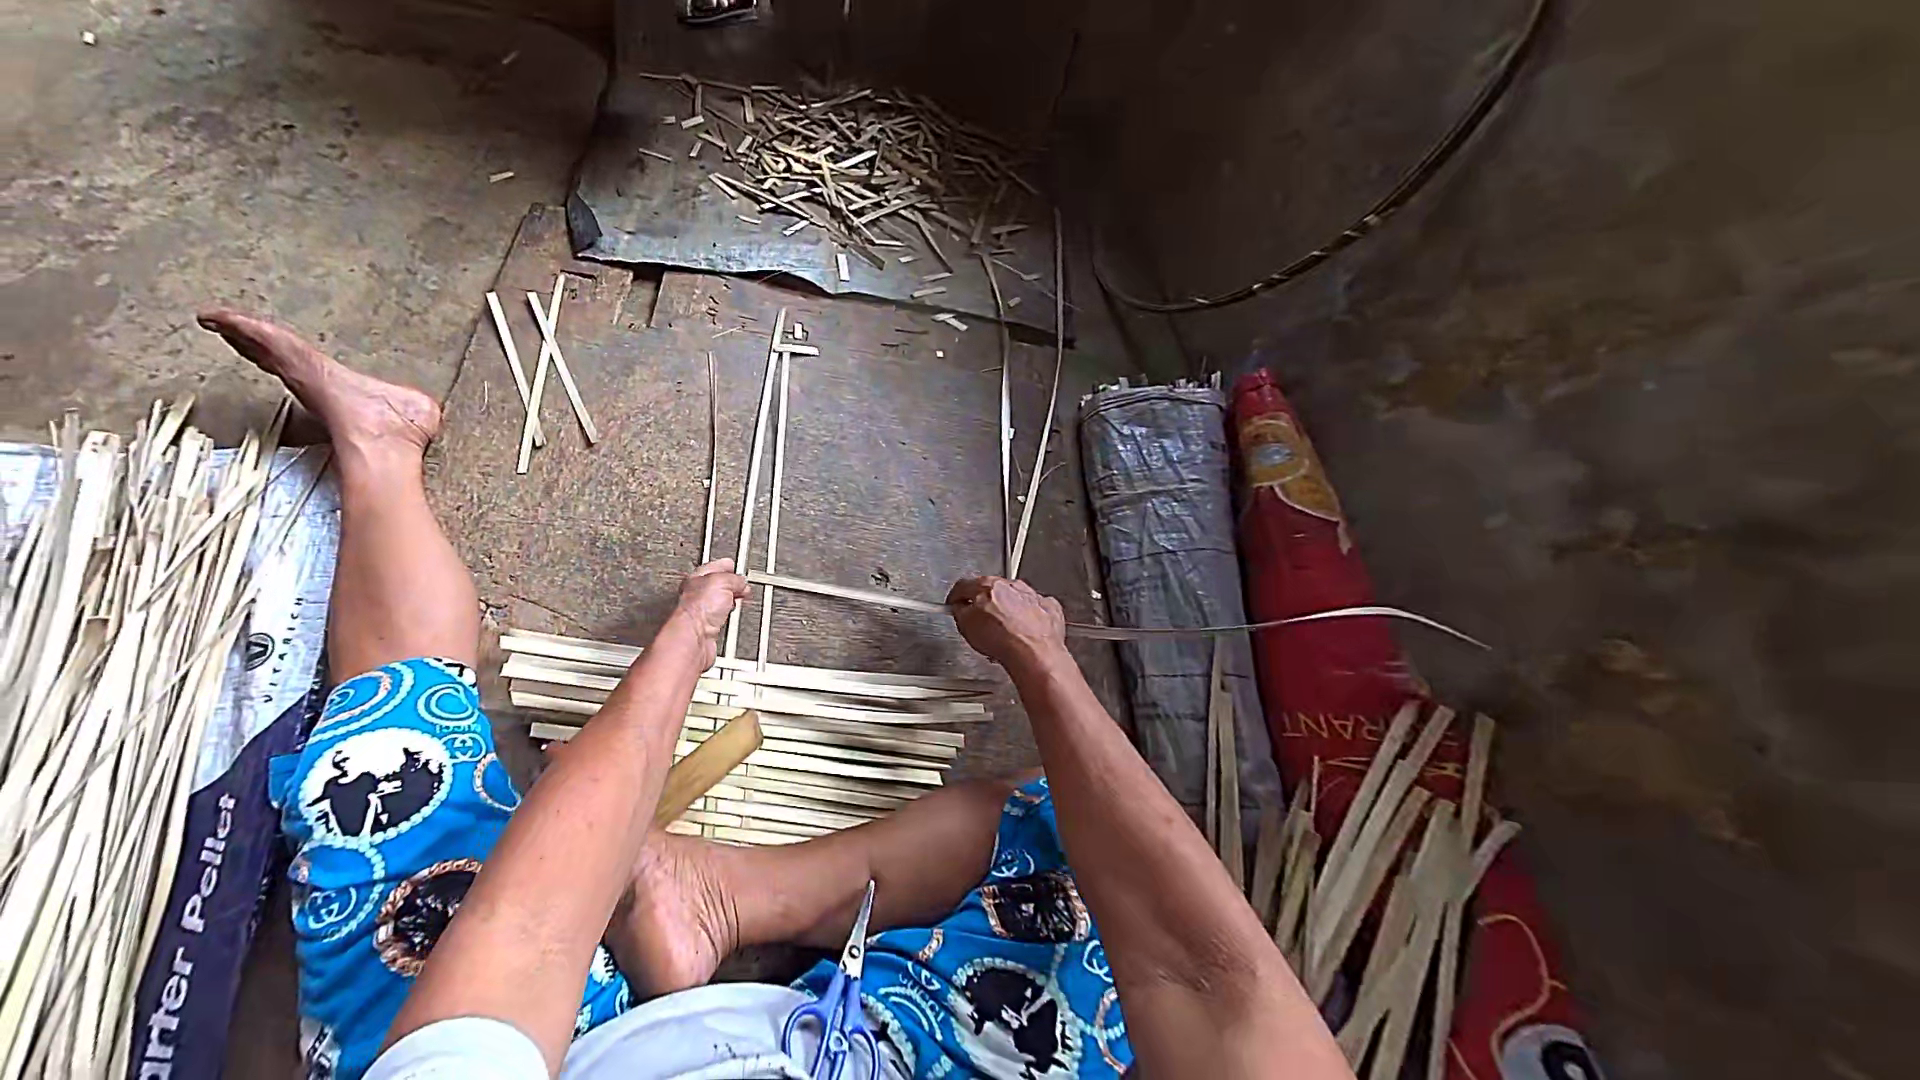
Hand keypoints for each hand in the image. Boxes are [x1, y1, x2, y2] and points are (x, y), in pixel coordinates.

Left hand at [673, 559, 748, 664]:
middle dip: (730, 584)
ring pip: (718, 601)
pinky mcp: (706, 627)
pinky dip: (727, 614)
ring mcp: (701, 612)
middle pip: (715, 585)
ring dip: (729, 599)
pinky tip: (730, 614)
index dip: (724, 566)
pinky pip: (719, 616)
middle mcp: (695, 595)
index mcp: (696, 579)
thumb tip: (741, 581)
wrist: (695, 637)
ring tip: (738, 598)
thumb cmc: (699, 609)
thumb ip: (734, 578)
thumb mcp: (723, 582)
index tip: (733, 566)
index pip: (712, 568)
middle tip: (741, 584)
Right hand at [947, 577, 1068, 672]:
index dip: (957, 598)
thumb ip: (960, 612)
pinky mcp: (1048, 608)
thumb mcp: (966, 628)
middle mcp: (1011, 586)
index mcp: (987, 586)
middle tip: (980, 624)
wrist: (1035, 654)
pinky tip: (1025, 633)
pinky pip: (1035, 609)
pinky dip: (1029, 619)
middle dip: (985, 605)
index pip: (964, 586)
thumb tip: (960, 608)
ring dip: (1008, 611)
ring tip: (1004, 635)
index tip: (956, 605)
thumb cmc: (1004, 641)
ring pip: (1014, 599)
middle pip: (991, 590)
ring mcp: (1031, 596)